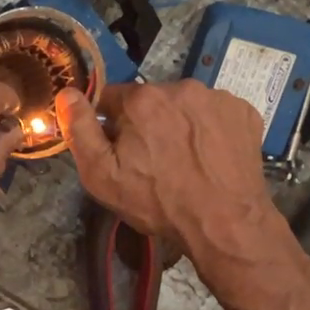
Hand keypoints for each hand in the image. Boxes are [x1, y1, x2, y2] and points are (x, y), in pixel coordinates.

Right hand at [56, 80, 282, 259]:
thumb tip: (65, 93)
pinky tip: (206, 157)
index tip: (117, 151)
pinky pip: (213, 113)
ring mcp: (217, 97)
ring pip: (182, 106)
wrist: (224, 222)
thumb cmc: (156, 201)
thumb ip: (79, 130)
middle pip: (149, 101)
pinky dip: (206, 129)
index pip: (110, 98)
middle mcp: (180, 87)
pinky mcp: (244, 111)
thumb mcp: (101, 175)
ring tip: (182, 160)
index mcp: (142, 99)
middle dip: (144, 124)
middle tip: (149, 161)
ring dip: (176, 124)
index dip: (108, 125)